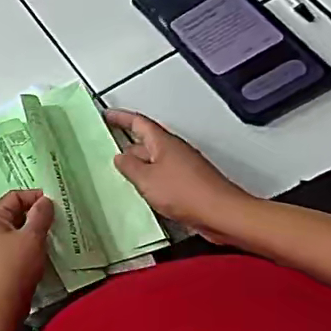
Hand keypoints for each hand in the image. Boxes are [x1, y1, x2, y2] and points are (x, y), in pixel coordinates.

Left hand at [0, 189, 54, 315]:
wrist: (4, 302)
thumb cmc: (15, 267)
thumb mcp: (31, 237)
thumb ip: (40, 216)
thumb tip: (45, 201)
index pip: (13, 197)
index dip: (33, 195)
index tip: (55, 201)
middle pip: (16, 211)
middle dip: (37, 211)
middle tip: (60, 215)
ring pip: (20, 228)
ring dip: (38, 227)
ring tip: (58, 229)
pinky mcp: (5, 259)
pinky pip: (21, 242)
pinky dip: (35, 241)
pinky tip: (49, 246)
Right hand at [104, 109, 254, 242]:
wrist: (222, 215)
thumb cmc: (188, 193)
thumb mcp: (145, 178)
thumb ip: (128, 166)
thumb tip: (120, 158)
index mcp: (164, 143)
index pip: (139, 123)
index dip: (121, 117)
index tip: (108, 115)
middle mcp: (176, 152)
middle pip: (147, 141)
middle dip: (127, 143)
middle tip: (109, 145)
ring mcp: (184, 167)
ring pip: (154, 159)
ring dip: (138, 163)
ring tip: (121, 171)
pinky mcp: (189, 183)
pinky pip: (162, 174)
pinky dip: (149, 178)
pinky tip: (142, 189)